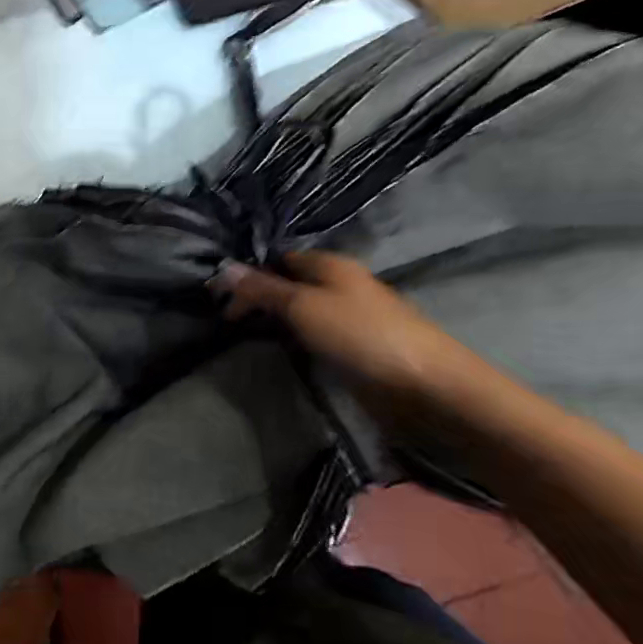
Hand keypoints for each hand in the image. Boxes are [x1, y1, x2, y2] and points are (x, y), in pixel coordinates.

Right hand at [212, 251, 458, 392]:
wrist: (422, 383)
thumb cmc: (360, 335)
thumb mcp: (303, 307)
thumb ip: (264, 289)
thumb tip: (223, 267)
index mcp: (330, 265)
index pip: (279, 260)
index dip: (249, 276)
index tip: (220, 301)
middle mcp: (340, 284)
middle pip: (290, 284)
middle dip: (260, 298)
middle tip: (227, 322)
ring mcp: (350, 316)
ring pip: (302, 310)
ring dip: (277, 321)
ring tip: (246, 337)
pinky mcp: (356, 345)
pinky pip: (316, 334)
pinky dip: (296, 339)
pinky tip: (282, 351)